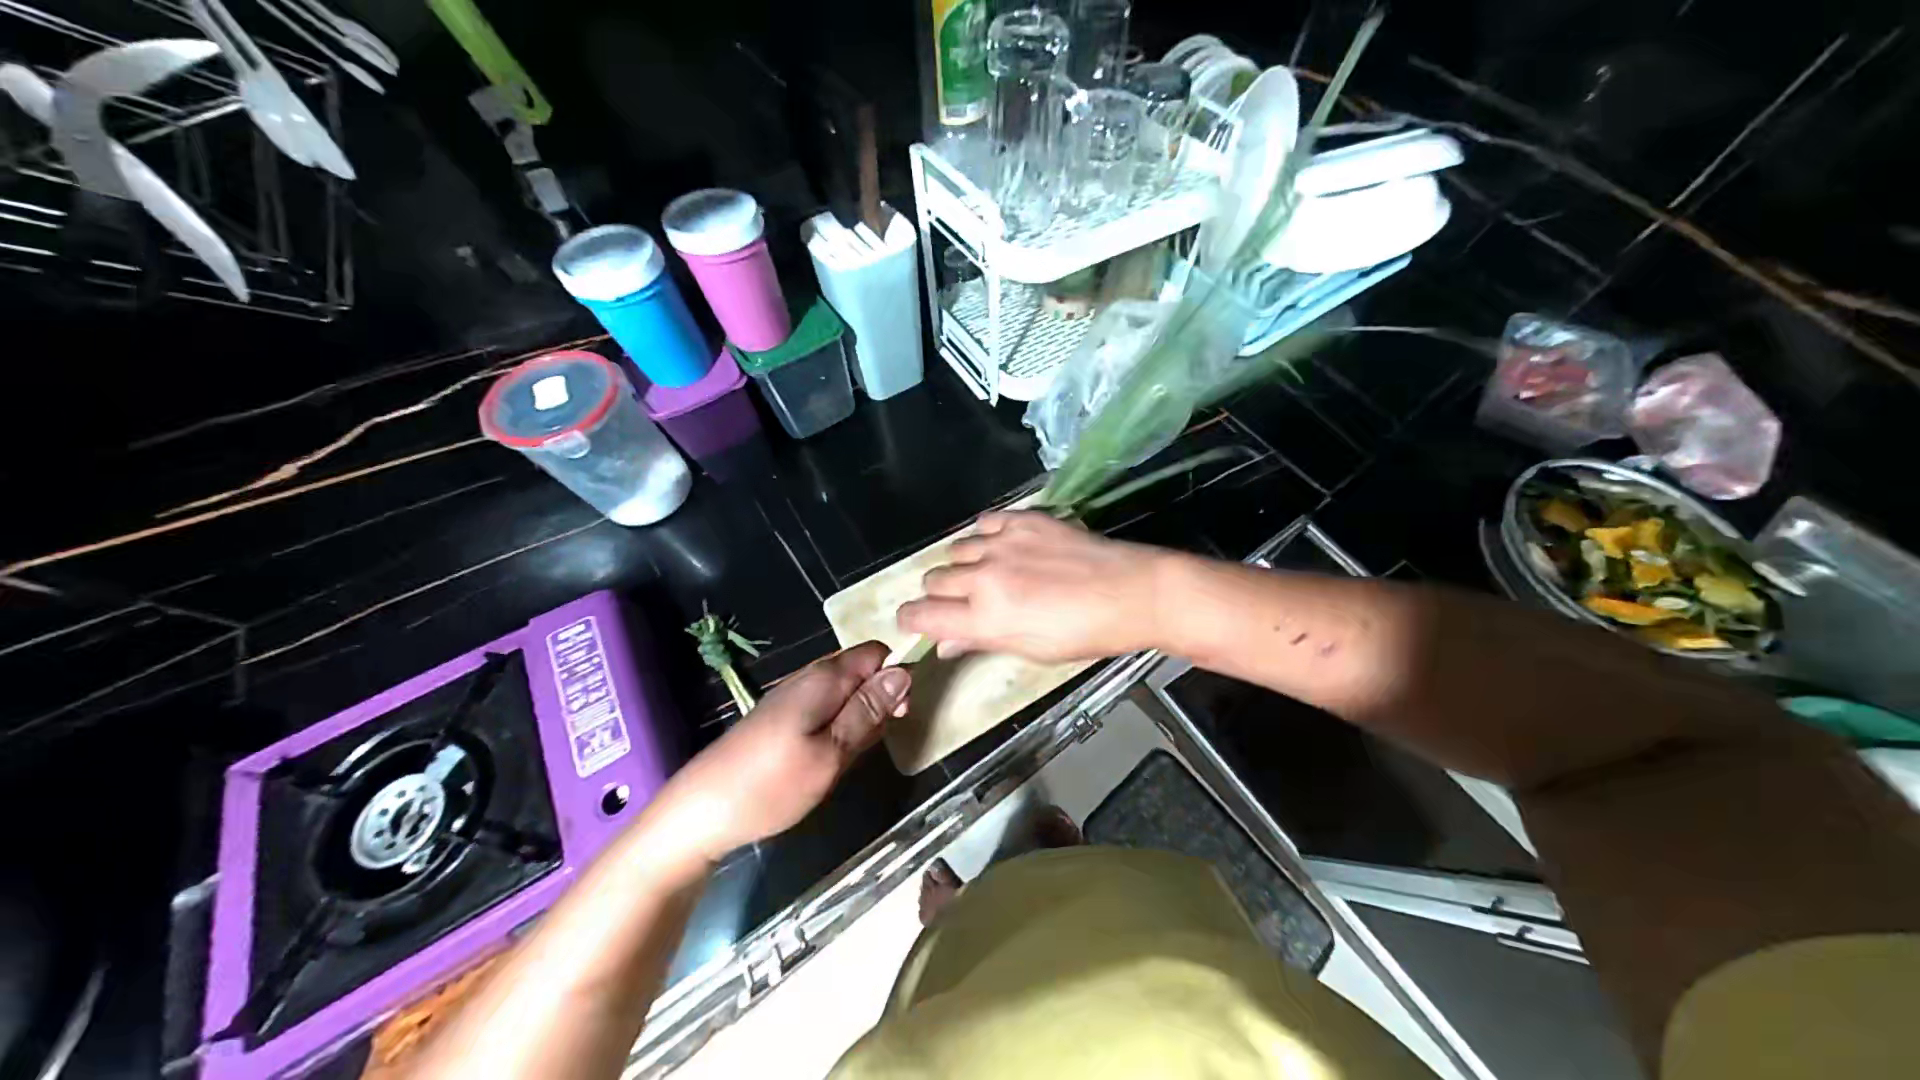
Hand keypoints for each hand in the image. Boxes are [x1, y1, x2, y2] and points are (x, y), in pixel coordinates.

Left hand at [646, 642, 908, 865]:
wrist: (701, 813)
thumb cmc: (771, 785)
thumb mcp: (832, 752)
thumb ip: (868, 711)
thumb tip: (903, 671)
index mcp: (823, 678)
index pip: (876, 652)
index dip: (895, 677)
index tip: (899, 715)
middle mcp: (808, 677)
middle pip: (861, 670)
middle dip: (879, 699)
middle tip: (872, 742)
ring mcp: (792, 697)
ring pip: (844, 692)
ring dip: (859, 717)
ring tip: (849, 756)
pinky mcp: (781, 718)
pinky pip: (824, 709)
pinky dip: (837, 727)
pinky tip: (829, 758)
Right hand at [895, 511, 1170, 662]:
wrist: (1131, 592)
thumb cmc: (1084, 634)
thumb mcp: (1031, 650)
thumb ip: (980, 641)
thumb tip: (945, 643)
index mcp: (985, 617)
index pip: (920, 614)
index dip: (910, 620)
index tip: (915, 621)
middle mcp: (985, 577)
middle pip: (933, 580)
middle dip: (939, 595)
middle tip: (963, 602)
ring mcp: (1003, 543)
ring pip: (955, 549)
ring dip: (962, 565)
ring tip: (988, 573)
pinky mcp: (1023, 519)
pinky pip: (983, 523)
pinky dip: (985, 537)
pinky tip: (1002, 547)